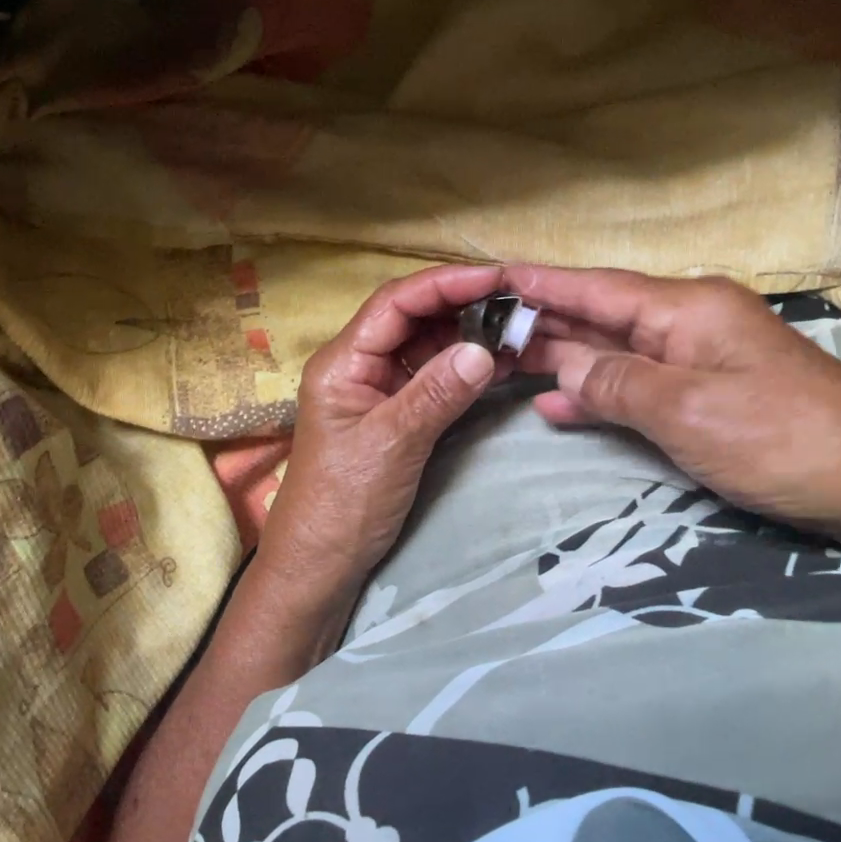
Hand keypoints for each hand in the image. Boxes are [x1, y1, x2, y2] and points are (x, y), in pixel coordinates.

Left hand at [260, 265, 506, 589]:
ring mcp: (376, 393)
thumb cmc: (344, 503)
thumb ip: (435, 395)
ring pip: (425, 349)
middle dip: (463, 306)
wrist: (321, 562)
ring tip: (518, 331)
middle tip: (518, 303)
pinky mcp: (394, 418)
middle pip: (412, 319)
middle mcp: (357, 368)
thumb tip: (484, 350)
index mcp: (342, 363)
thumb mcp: (392, 446)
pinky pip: (431, 381)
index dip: (446, 284)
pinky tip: (499, 366)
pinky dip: (463, 372)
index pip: (396, 303)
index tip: (499, 278)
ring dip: (467, 338)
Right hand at [511, 265, 840, 529]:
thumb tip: (561, 370)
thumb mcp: (686, 410)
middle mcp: (688, 325)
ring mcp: (699, 363)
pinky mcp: (707, 400)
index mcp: (685, 309)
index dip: (541, 284)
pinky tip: (555, 404)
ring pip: (614, 352)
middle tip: (478, 331)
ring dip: (561, 357)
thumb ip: (615, 385)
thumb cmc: (782, 437)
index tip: (489, 277)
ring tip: (501, 361)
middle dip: (541, 321)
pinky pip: (635, 386)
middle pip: (600, 316)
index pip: (596, 288)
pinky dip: (595, 393)